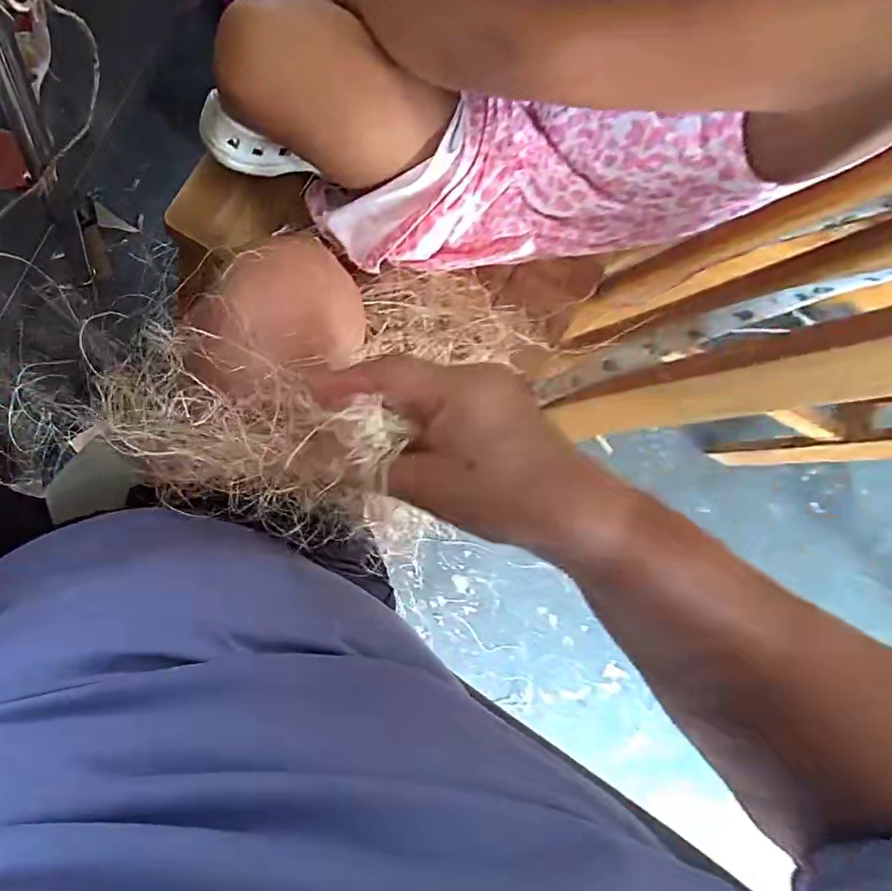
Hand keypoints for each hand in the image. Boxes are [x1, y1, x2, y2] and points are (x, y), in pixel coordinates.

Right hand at [313, 357, 644, 562]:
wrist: (583, 517)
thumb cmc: (503, 500)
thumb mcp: (427, 487)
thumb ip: (373, 468)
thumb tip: (327, 461)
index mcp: (458, 388)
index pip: (388, 373)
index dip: (344, 381)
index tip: (308, 393)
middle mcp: (475, 375)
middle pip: (403, 377)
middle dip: (363, 395)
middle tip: (327, 413)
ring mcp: (491, 386)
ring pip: (422, 388)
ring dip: (389, 407)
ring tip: (358, 429)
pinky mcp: (499, 403)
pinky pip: (441, 399)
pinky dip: (414, 415)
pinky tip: (403, 438)